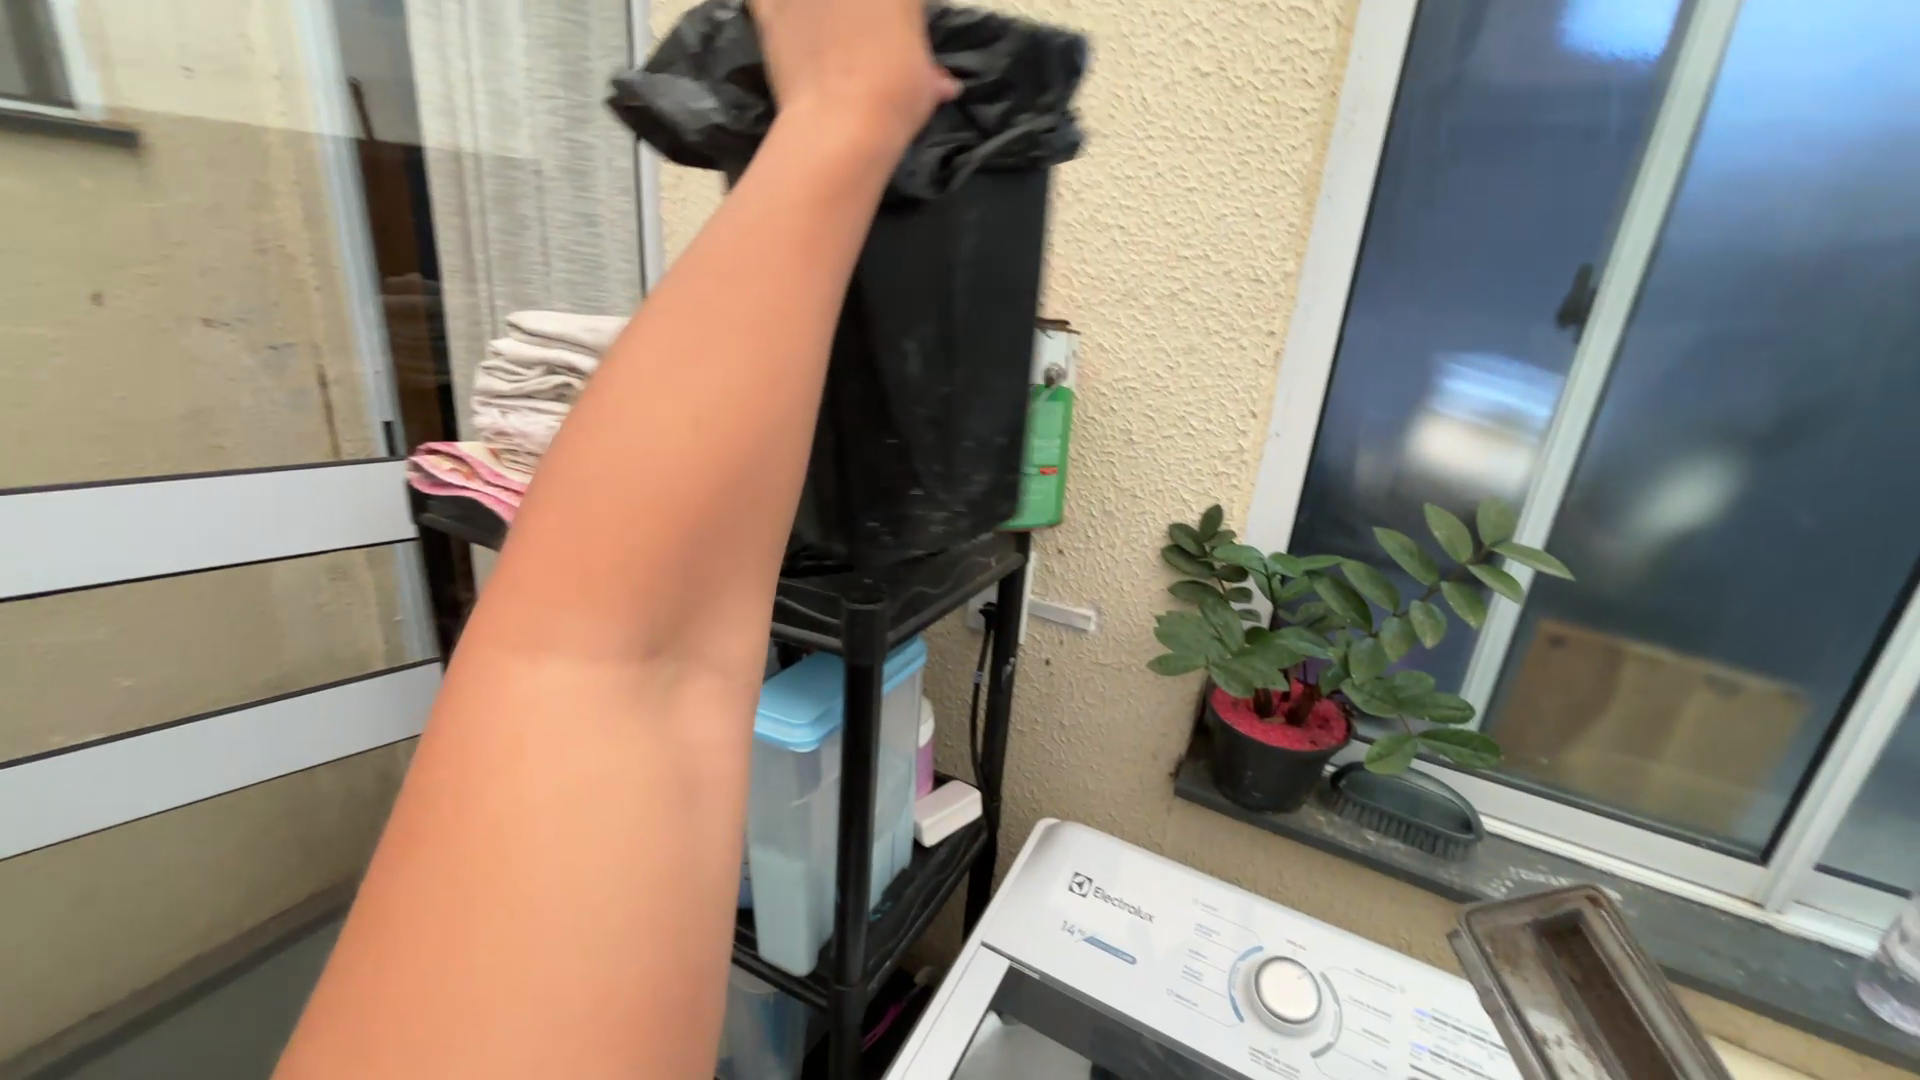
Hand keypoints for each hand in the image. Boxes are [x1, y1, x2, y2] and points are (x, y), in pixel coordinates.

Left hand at [750, 0, 959, 150]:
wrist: (843, 123)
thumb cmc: (895, 101)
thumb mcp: (925, 90)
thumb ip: (931, 77)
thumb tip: (946, 86)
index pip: (897, 1)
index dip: (893, 15)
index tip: (893, 29)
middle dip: (856, 10)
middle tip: (856, 30)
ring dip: (812, 9)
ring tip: (817, 24)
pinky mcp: (771, 9)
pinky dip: (769, 7)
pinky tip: (780, 17)